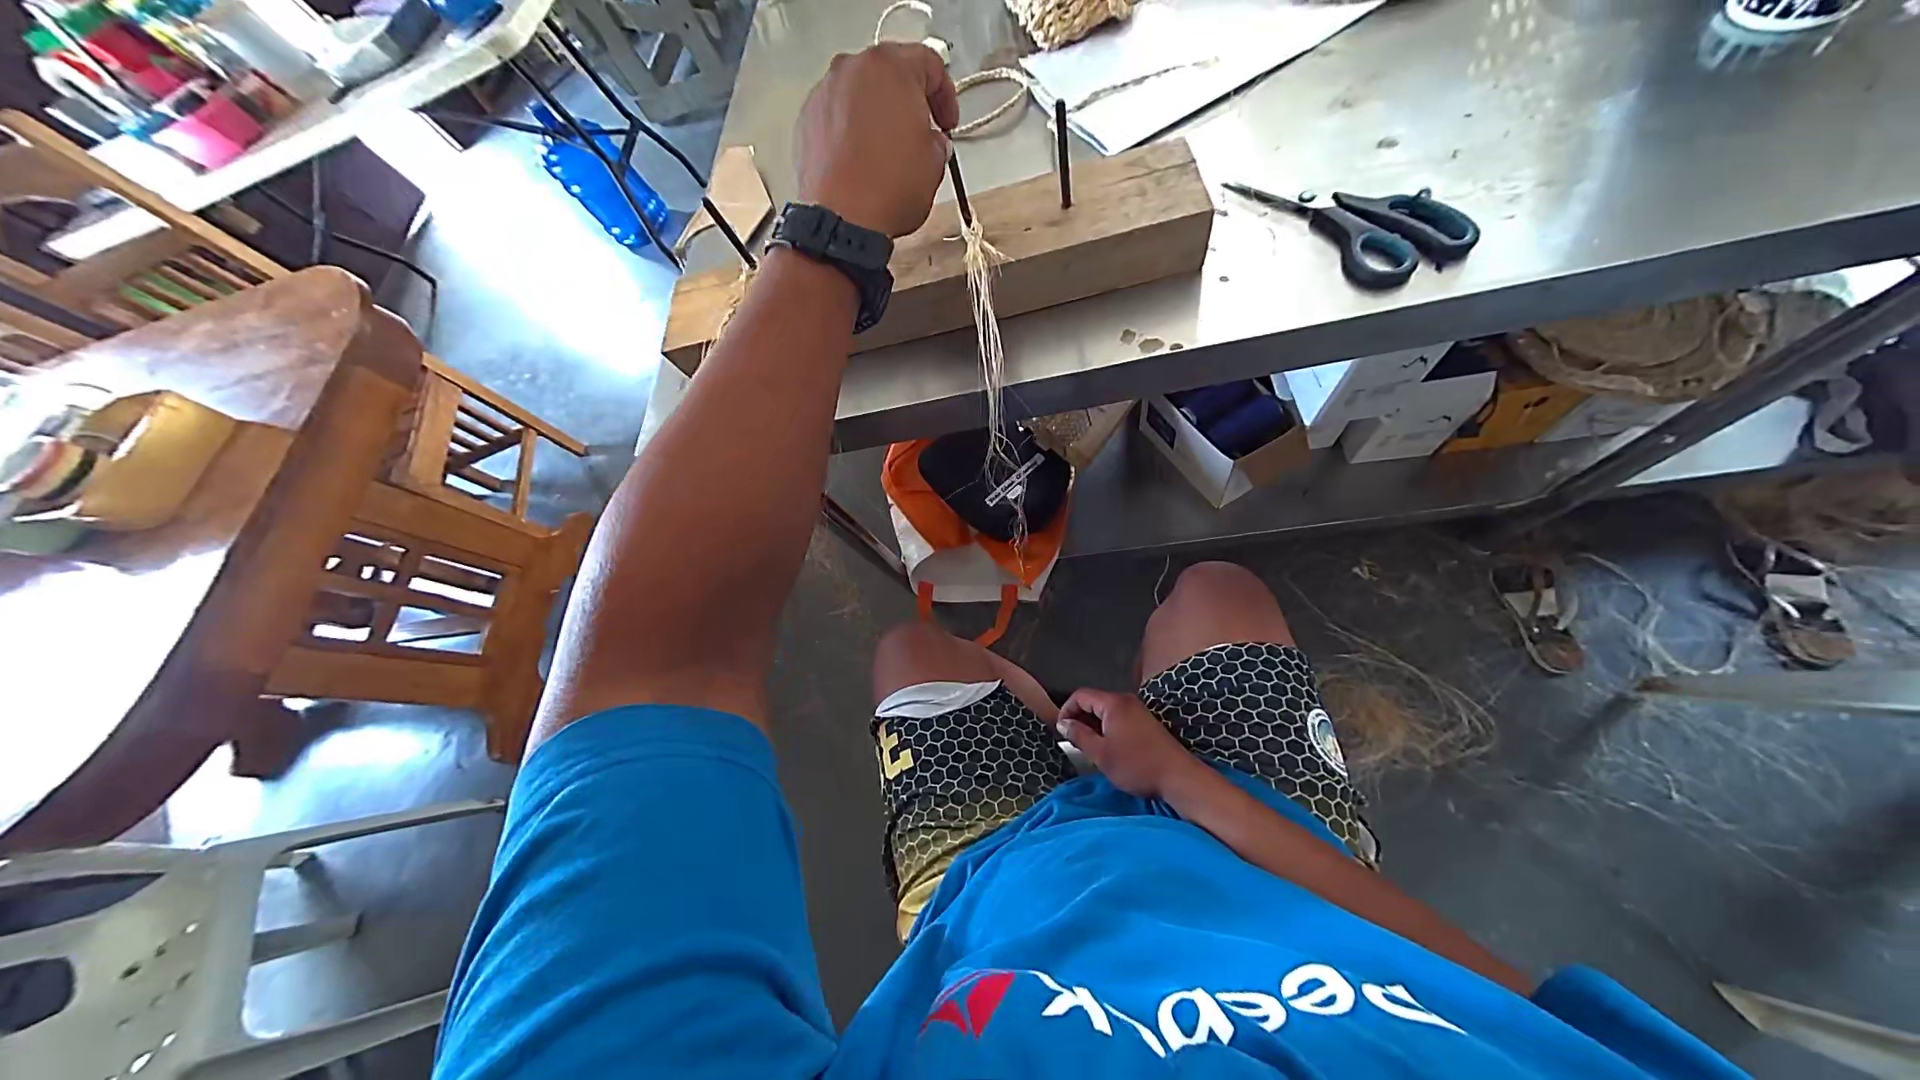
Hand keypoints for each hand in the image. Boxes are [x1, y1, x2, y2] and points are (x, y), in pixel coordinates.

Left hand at [793, 43, 959, 237]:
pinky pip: (837, 116)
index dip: (945, 96)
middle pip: (889, 73)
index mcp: (891, 68)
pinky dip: (851, 131)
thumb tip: (931, 143)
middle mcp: (853, 70)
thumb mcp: (934, 165)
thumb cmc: (885, 190)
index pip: (929, 64)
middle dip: (908, 101)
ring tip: (889, 152)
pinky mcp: (807, 120)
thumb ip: (936, 142)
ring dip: (877, 115)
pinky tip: (863, 161)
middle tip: (920, 131)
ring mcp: (826, 93)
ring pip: (860, 93)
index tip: (947, 119)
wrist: (842, 221)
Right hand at [1056, 689, 1203, 798]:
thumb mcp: (1101, 754)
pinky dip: (1107, 728)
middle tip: (1072, 740)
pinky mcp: (1145, 722)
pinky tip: (1107, 747)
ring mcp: (1138, 710)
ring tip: (1088, 746)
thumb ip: (1079, 735)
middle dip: (1079, 718)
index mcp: (1113, 703)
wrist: (1178, 777)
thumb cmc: (1136, 765)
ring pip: (1106, 711)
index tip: (1060, 730)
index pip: (1081, 695)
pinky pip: (1119, 717)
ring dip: (1093, 725)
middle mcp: (1126, 701)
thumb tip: (1064, 724)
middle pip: (1094, 701)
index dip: (1066, 710)